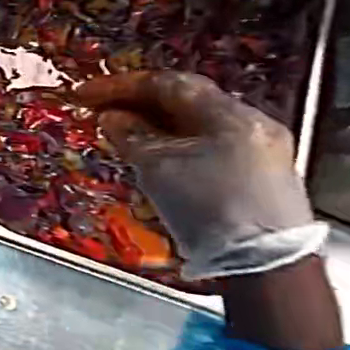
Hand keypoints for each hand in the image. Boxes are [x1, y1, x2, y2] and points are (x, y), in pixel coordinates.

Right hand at [76, 71, 324, 280]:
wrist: (264, 264)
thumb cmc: (209, 207)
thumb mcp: (156, 166)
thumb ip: (130, 134)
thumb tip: (111, 117)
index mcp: (230, 115)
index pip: (169, 84)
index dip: (121, 85)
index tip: (86, 93)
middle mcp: (251, 124)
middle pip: (185, 100)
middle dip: (138, 101)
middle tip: (100, 106)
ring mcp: (259, 148)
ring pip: (196, 122)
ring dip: (154, 121)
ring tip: (119, 128)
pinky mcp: (260, 173)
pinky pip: (208, 142)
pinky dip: (174, 139)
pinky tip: (152, 150)